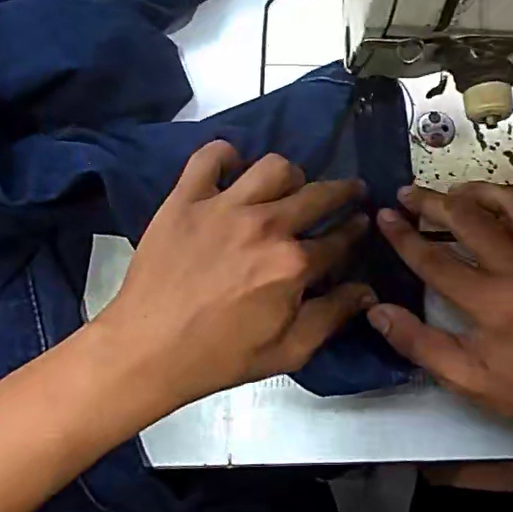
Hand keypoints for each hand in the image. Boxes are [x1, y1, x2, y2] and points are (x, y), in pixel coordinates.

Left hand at [93, 141, 375, 409]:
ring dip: (290, 175)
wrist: (147, 349)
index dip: (355, 230)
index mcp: (293, 264)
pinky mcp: (186, 198)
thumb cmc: (218, 356)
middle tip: (348, 191)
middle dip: (343, 191)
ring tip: (288, 187)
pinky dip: (225, 155)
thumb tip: (366, 291)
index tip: (360, 223)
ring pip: (274, 167)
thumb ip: (332, 317)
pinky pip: (210, 156)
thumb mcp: (287, 351)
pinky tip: (232, 168)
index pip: (340, 238)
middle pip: (318, 194)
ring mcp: (223, 206)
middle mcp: (265, 226)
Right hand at [367, 166, 512, 462]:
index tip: (383, 215)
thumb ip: (419, 344)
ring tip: (458, 191)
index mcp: (489, 299)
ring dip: (481, 190)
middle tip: (408, 194)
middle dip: (432, 202)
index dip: (403, 236)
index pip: (433, 259)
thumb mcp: (468, 379)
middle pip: (468, 218)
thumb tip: (378, 312)